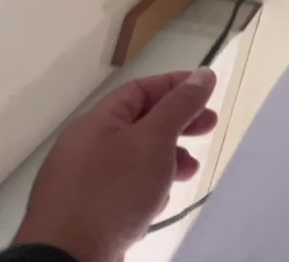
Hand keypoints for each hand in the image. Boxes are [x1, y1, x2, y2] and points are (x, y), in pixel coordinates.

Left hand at [13, 68, 218, 261]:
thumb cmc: (112, 192)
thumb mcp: (155, 139)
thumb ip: (181, 104)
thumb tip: (203, 74)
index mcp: (95, 124)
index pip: (141, 89)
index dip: (177, 86)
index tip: (208, 93)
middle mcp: (84, 149)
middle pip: (142, 122)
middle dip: (179, 125)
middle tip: (208, 129)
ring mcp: (80, 184)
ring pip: (136, 157)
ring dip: (168, 159)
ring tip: (188, 173)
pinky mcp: (83, 214)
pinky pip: (123, 187)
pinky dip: (147, 187)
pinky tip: (157, 203)